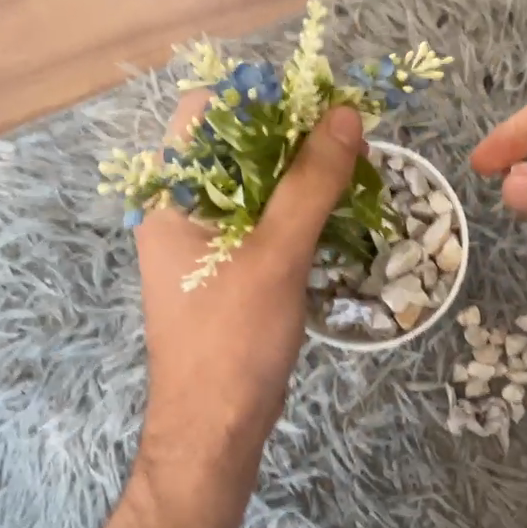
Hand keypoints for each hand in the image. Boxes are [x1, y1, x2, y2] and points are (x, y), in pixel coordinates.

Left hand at [135, 100, 364, 461]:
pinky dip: (301, 209)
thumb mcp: (276, 254)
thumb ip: (310, 182)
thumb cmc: (233, 339)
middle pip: (235, 146)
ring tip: (356, 171)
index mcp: (170, 197)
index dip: (257, 99)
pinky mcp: (231, 270)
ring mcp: (206, 243)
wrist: (216, 428)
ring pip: (256, 185)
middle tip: (350, 140)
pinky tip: (340, 210)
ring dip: (303, 173)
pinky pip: (265, 221)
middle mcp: (182, 211)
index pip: (204, 114)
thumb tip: (345, 116)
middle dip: (293, 136)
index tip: (315, 106)